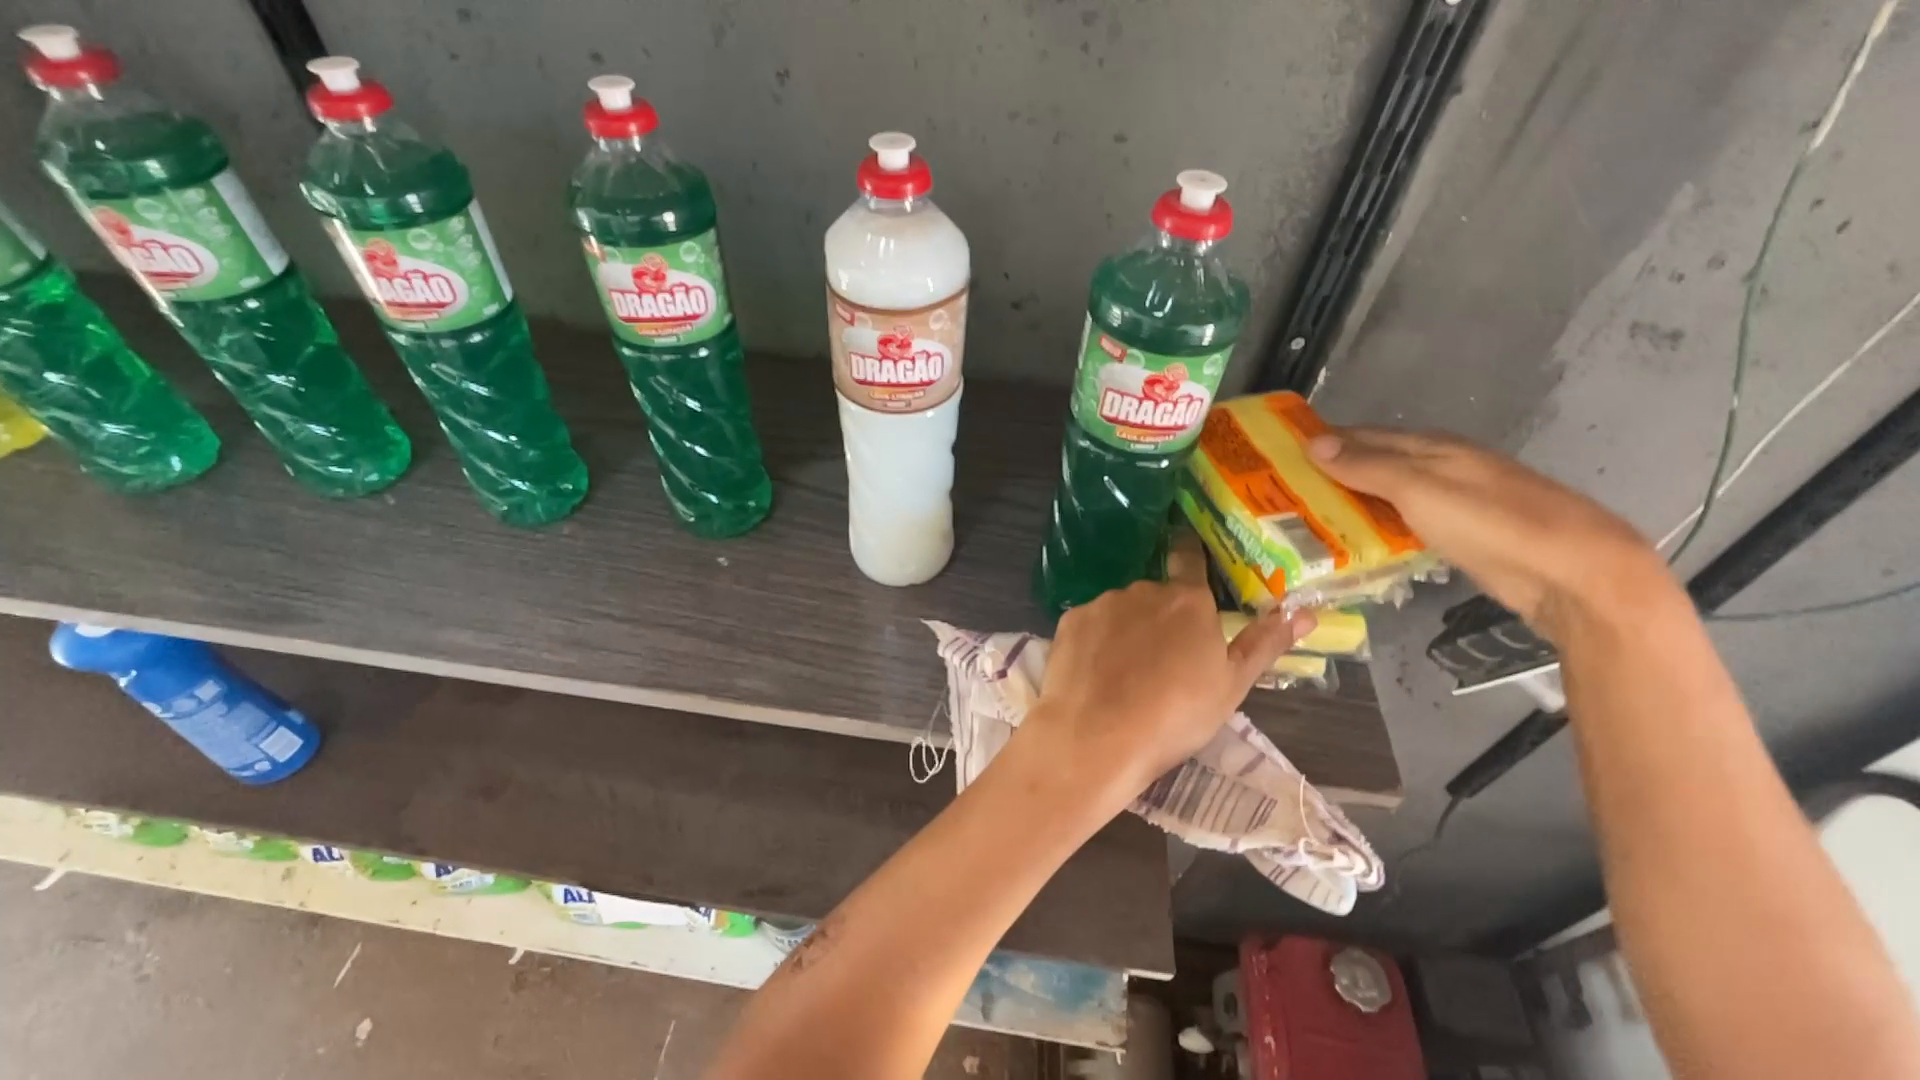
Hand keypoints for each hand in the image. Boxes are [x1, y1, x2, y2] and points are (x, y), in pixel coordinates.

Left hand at [1019, 531, 1315, 797]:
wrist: (1096, 737)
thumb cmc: (1176, 715)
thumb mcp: (1233, 685)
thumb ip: (1266, 643)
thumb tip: (1306, 612)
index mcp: (1188, 602)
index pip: (1189, 559)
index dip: (1190, 555)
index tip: (1186, 551)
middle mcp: (1143, 591)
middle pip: (1156, 595)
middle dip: (1160, 618)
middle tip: (1162, 662)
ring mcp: (1101, 605)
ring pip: (1121, 611)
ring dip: (1127, 631)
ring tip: (1126, 676)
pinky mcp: (1068, 623)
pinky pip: (1089, 626)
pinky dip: (1095, 644)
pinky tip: (1096, 676)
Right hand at [1307, 427, 1676, 638]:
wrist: (1571, 572)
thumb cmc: (1491, 522)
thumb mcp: (1420, 488)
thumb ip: (1368, 466)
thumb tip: (1313, 442)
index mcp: (1433, 447)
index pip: (1366, 436)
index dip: (1326, 442)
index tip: (1280, 455)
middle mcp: (1443, 469)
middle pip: (1377, 465)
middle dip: (1334, 474)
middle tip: (1284, 492)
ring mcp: (1455, 505)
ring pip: (1390, 498)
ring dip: (1353, 505)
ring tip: (1306, 520)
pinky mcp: (1462, 539)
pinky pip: (1405, 526)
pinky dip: (1377, 529)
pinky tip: (1356, 543)